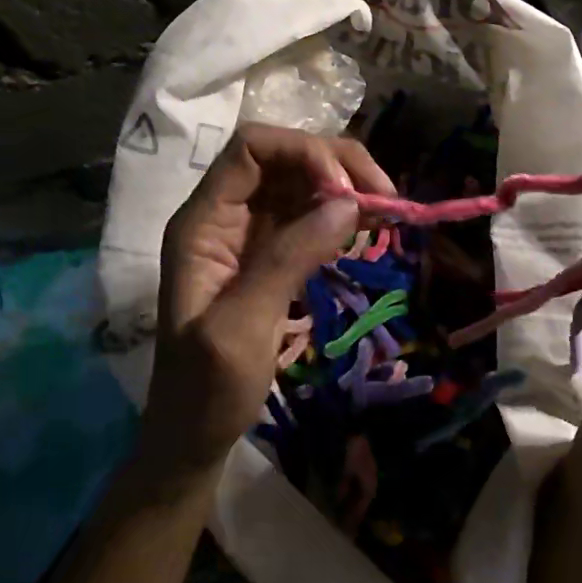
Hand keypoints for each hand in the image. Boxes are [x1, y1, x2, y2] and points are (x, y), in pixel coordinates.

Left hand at [146, 123, 393, 475]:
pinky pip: (312, 213)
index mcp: (203, 223)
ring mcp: (251, 232)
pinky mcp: (273, 252)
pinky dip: (343, 212)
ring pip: (303, 181)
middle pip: (284, 157)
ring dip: (346, 184)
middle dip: (335, 164)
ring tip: (386, 210)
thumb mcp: (241, 328)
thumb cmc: (206, 387)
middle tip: (383, 198)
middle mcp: (226, 215)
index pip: (251, 150)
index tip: (345, 190)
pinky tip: (370, 225)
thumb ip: (288, 259)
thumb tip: (347, 203)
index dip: (302, 152)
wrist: (195, 432)